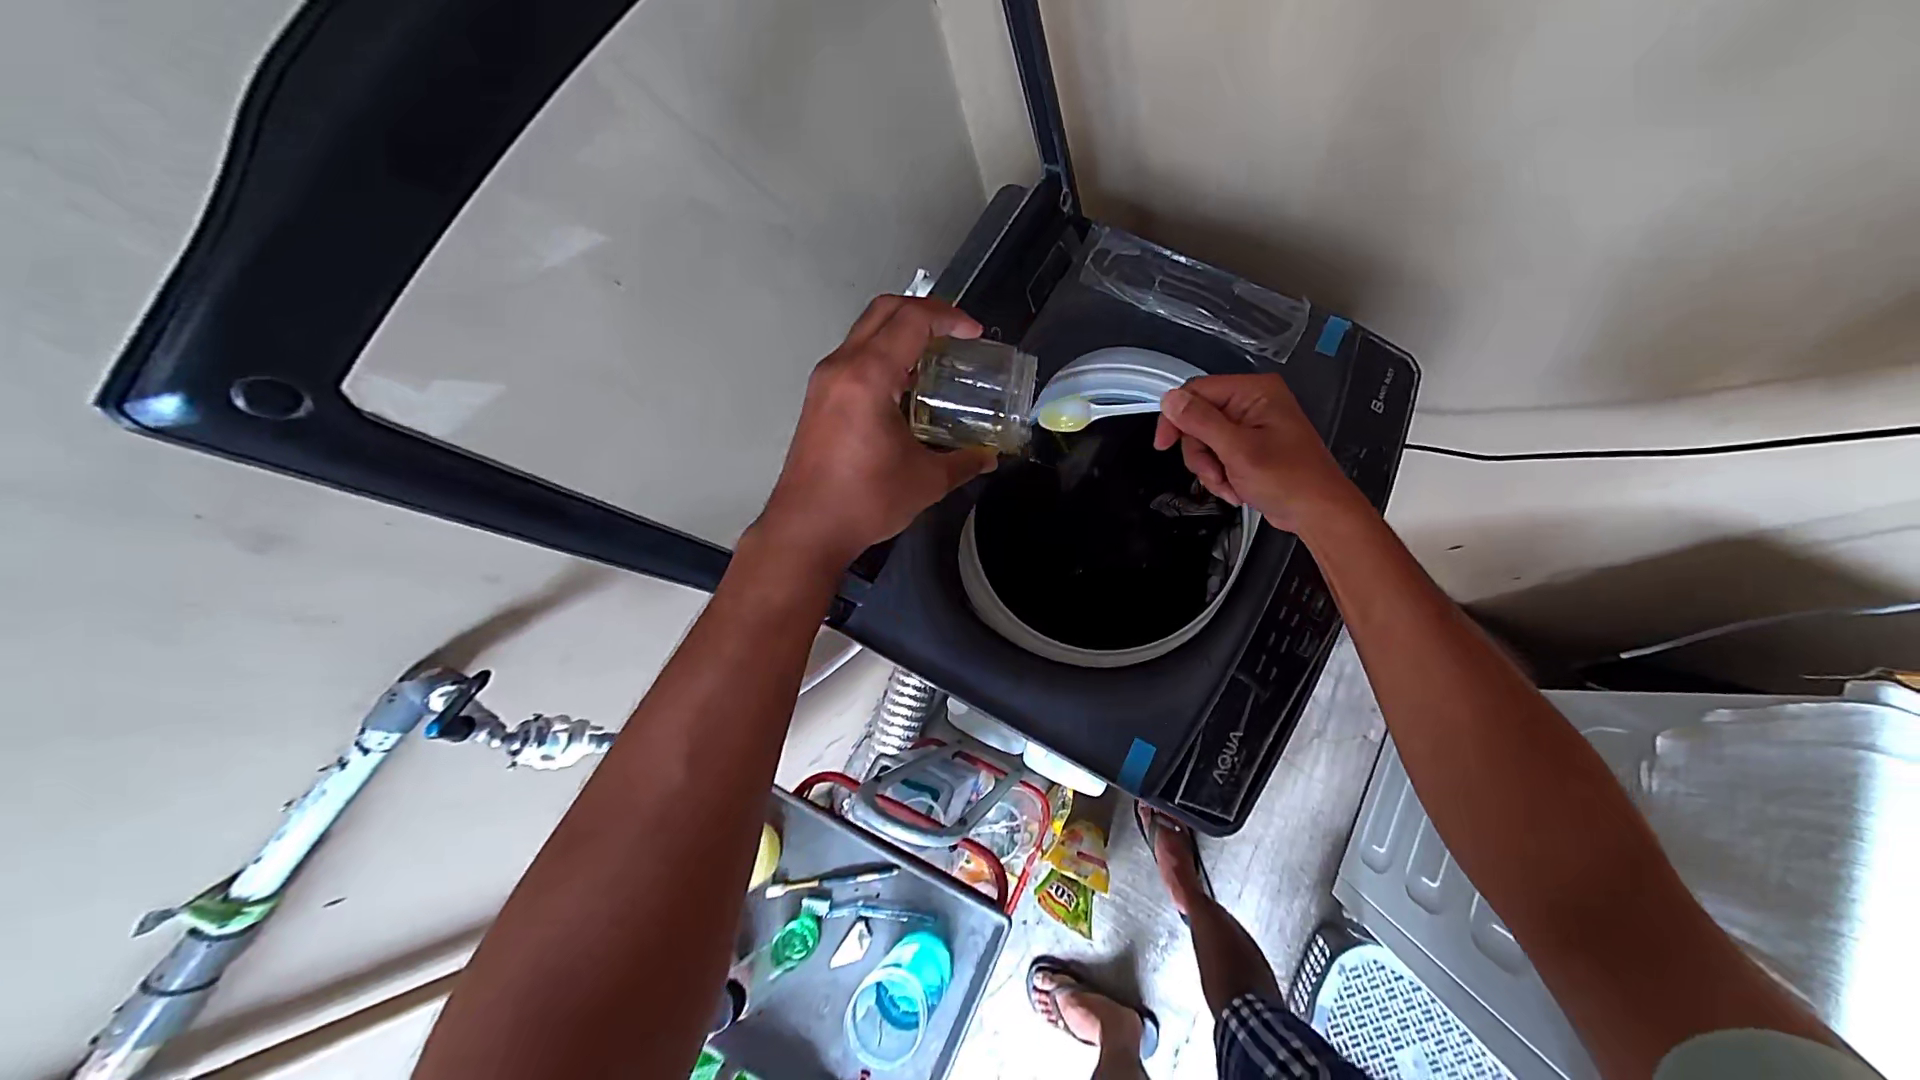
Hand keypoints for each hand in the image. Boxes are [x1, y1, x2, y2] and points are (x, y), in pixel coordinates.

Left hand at [755, 296, 998, 566]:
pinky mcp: (818, 399)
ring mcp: (824, 381)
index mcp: (868, 377)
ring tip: (934, 359)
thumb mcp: (926, 480)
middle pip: (884, 310)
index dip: (949, 317)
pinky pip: (854, 357)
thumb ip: (964, 462)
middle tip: (955, 333)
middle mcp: (841, 367)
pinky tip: (905, 387)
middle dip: (925, 311)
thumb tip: (988, 457)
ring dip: (901, 332)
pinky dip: (883, 355)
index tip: (974, 333)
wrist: (807, 528)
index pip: (911, 319)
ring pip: (865, 331)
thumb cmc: (864, 502)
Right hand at [1153, 374, 1362, 534]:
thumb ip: (1200, 422)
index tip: (1164, 443)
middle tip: (1214, 471)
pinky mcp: (1247, 445)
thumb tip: (1171, 400)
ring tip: (1228, 483)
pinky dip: (1218, 475)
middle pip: (1196, 420)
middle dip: (1200, 452)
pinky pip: (1215, 455)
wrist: (1316, 512)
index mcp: (1254, 392)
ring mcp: (1249, 425)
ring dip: (1208, 468)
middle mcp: (1252, 403)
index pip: (1196, 392)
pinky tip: (1235, 486)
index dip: (1176, 418)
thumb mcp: (1238, 450)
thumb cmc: (1292, 481)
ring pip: (1202, 441)